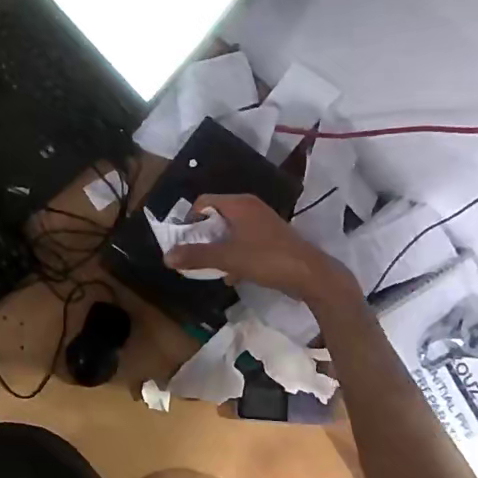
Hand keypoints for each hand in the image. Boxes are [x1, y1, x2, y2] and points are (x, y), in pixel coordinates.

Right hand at [163, 194, 360, 307]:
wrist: (311, 275)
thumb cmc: (268, 259)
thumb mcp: (228, 258)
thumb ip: (196, 256)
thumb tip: (166, 256)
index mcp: (240, 204)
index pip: (204, 201)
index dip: (190, 220)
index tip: (183, 241)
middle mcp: (251, 207)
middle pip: (216, 216)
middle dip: (202, 236)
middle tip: (193, 254)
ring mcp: (263, 223)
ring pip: (229, 231)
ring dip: (217, 248)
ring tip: (210, 267)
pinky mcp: (271, 239)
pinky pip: (243, 242)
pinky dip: (234, 254)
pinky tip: (232, 275)